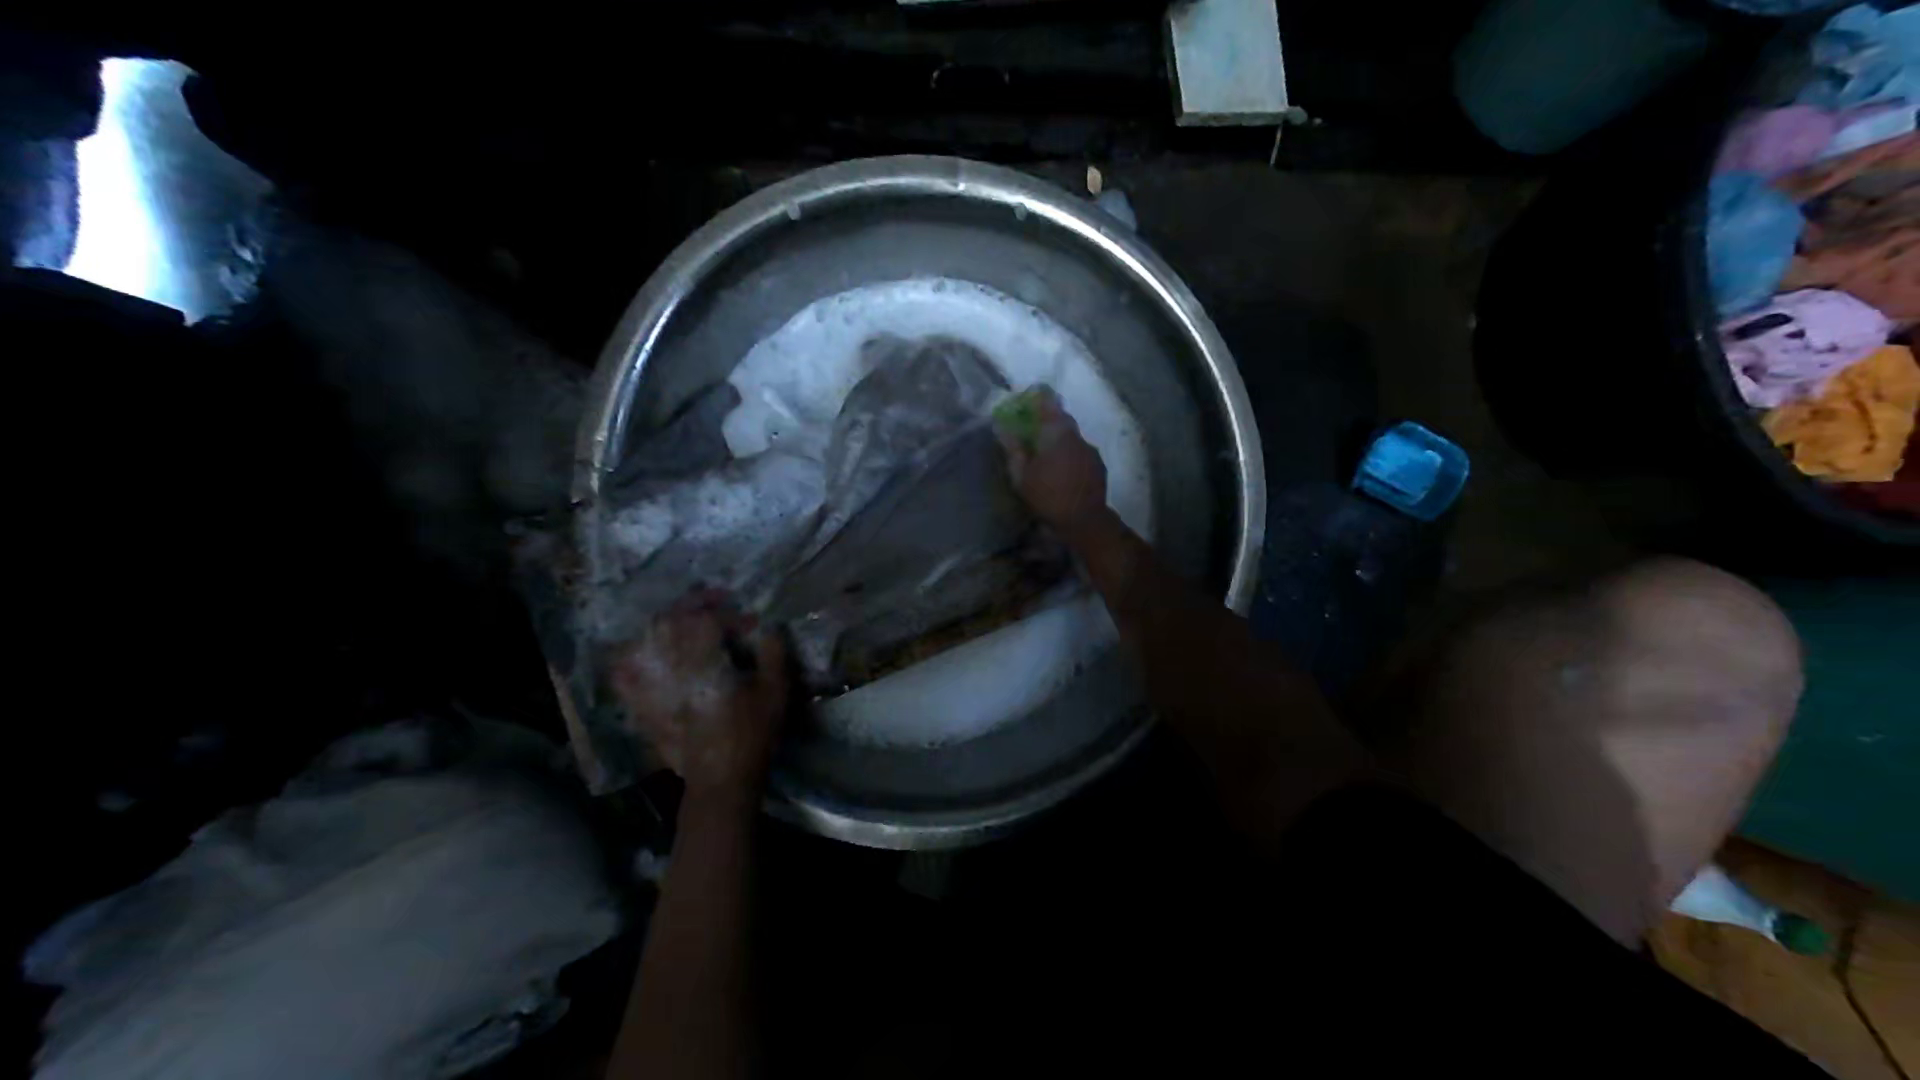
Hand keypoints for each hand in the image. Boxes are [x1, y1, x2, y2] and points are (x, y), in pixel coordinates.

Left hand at [609, 589, 789, 801]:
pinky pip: (624, 675)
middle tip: (716, 603)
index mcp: (704, 661)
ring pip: (646, 641)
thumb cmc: (752, 735)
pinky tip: (641, 652)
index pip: (708, 619)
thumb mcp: (775, 692)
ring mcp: (653, 686)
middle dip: (694, 605)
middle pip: (671, 620)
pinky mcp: (644, 706)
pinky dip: (630, 658)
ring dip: (666, 623)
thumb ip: (773, 655)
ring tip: (685, 621)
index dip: (730, 615)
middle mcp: (673, 667)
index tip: (751, 624)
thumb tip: (769, 629)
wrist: (721, 780)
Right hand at [996, 386, 1110, 540]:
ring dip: (1060, 441)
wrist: (1084, 520)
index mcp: (1057, 433)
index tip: (1026, 402)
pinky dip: (1071, 455)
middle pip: (1062, 419)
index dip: (1037, 399)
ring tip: (1047, 456)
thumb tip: (1003, 428)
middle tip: (1033, 432)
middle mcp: (1077, 436)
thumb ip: (1013, 449)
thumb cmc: (1048, 496)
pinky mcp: (1098, 465)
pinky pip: (1081, 452)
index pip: (1048, 403)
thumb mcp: (1021, 476)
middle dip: (1048, 421)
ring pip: (1072, 437)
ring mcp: (1091, 450)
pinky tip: (1063, 470)